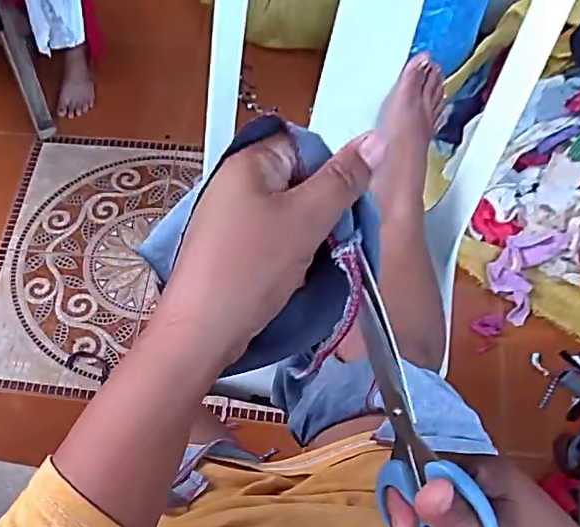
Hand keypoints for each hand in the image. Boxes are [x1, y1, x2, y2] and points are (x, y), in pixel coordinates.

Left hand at [148, 128, 386, 363]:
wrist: (203, 332)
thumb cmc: (248, 272)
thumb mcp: (306, 221)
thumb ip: (343, 181)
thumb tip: (375, 141)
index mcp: (250, 163)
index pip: (305, 147)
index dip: (332, 175)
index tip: (345, 208)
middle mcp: (235, 187)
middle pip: (298, 187)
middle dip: (322, 216)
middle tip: (333, 244)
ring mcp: (230, 224)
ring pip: (288, 223)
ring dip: (308, 245)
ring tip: (311, 269)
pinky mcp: (230, 258)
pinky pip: (272, 250)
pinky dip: (288, 264)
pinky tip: (291, 283)